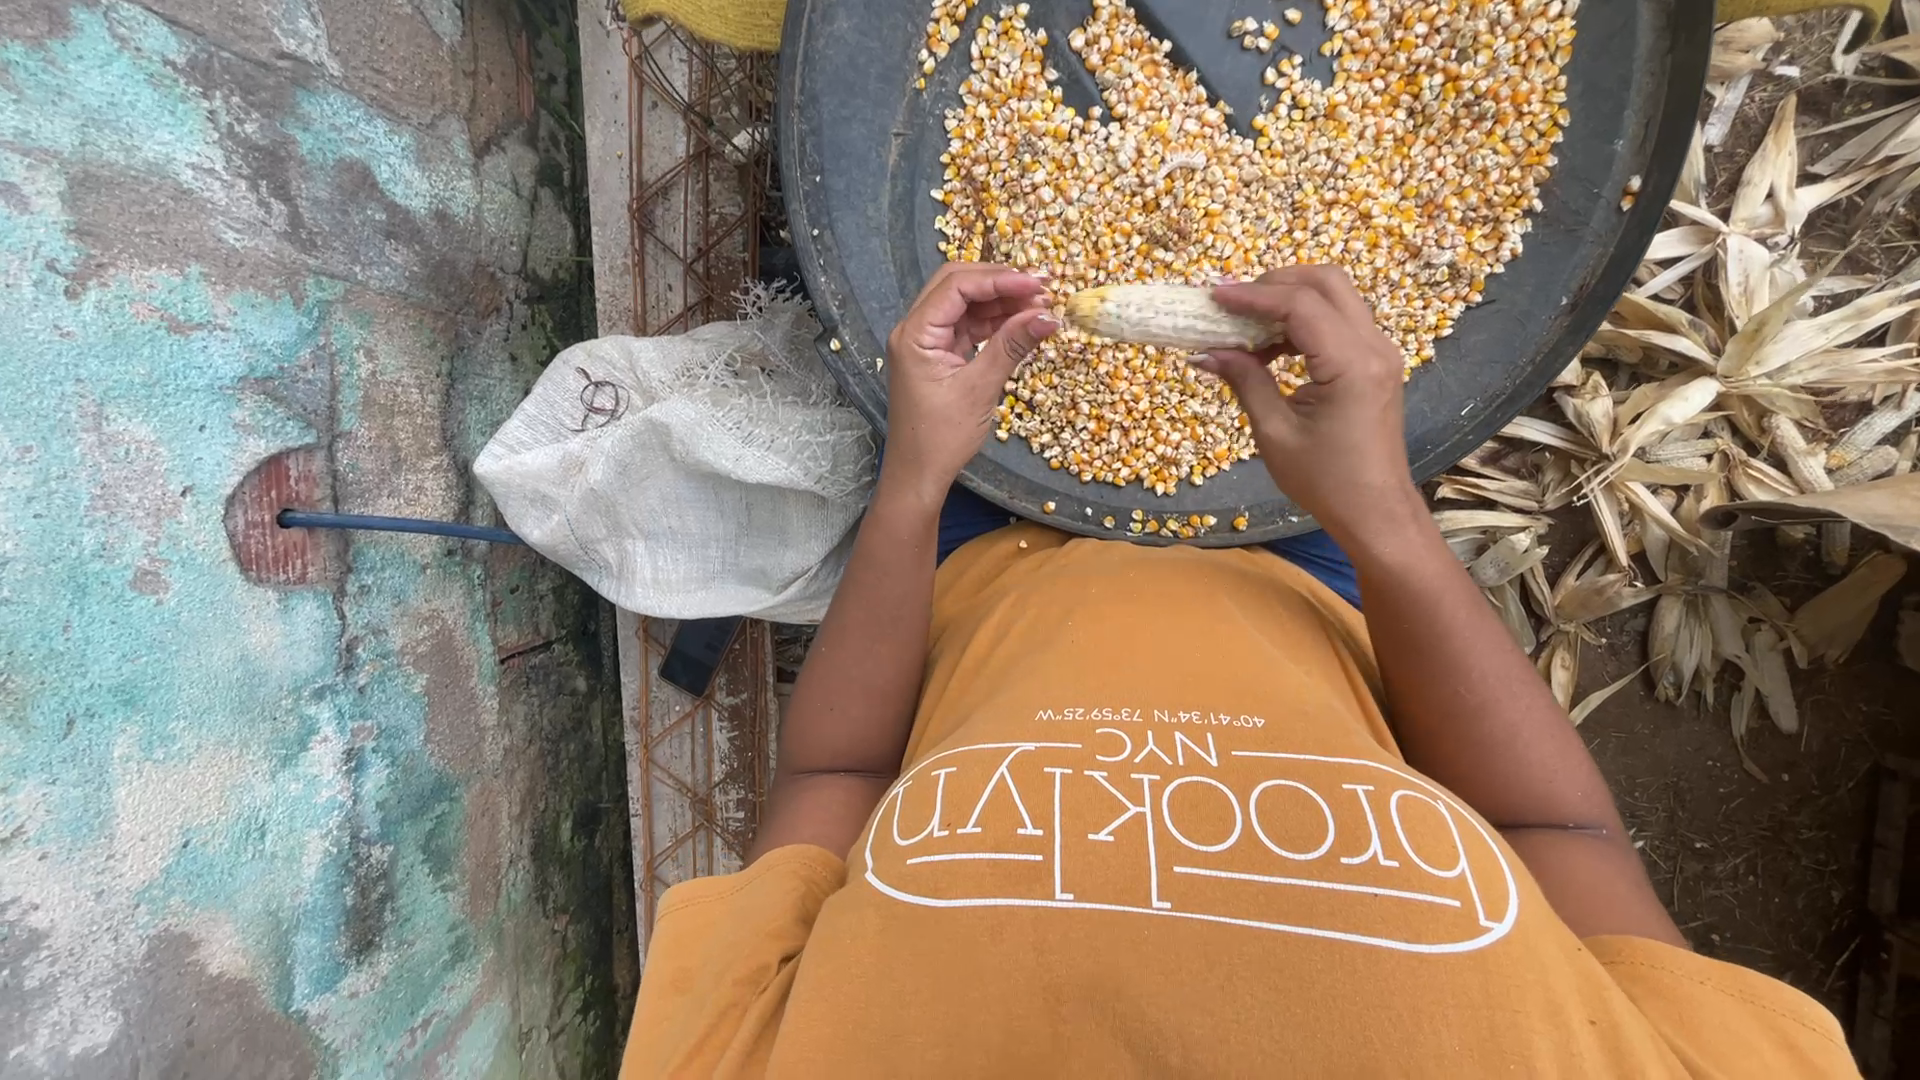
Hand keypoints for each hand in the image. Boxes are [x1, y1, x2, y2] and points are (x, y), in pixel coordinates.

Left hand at [882, 263, 1057, 501]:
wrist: (918, 474)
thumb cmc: (941, 438)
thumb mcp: (980, 389)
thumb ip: (1012, 346)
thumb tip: (1049, 316)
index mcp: (914, 334)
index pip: (956, 286)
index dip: (999, 279)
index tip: (1037, 284)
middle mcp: (915, 330)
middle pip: (958, 286)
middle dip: (1000, 283)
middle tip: (1042, 287)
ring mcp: (926, 342)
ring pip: (965, 305)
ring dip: (1001, 302)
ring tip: (1040, 306)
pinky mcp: (938, 356)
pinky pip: (967, 327)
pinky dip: (994, 322)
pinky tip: (1022, 322)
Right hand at [1191, 266, 1417, 543]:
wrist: (1374, 509)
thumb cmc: (1323, 480)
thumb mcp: (1274, 433)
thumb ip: (1245, 382)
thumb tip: (1206, 352)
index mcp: (1350, 365)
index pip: (1300, 306)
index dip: (1253, 295)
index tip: (1214, 296)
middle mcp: (1374, 346)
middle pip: (1327, 282)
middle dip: (1275, 283)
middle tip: (1233, 302)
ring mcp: (1380, 351)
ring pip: (1336, 296)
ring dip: (1289, 300)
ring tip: (1246, 324)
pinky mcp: (1374, 362)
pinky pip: (1339, 321)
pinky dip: (1302, 321)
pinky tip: (1270, 346)